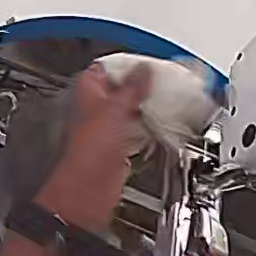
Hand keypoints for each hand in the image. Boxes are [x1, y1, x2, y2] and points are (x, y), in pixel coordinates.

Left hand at [32, 63, 149, 232]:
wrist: (89, 192)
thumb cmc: (88, 154)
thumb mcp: (115, 111)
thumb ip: (131, 88)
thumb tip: (144, 70)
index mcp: (90, 92)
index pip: (109, 67)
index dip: (129, 64)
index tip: (150, 64)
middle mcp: (98, 108)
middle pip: (123, 88)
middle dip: (143, 85)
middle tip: (164, 82)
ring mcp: (109, 128)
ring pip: (132, 108)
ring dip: (148, 105)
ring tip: (167, 100)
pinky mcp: (120, 146)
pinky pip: (138, 130)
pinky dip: (150, 126)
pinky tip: (162, 124)